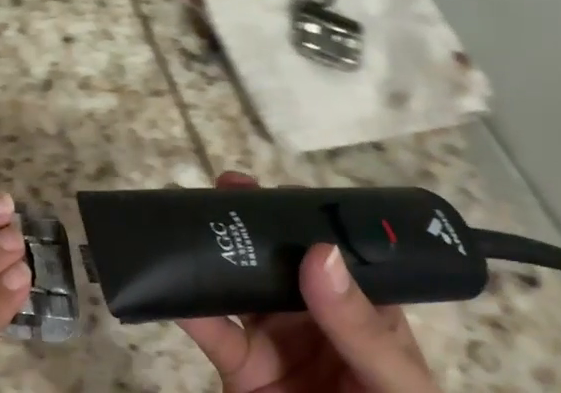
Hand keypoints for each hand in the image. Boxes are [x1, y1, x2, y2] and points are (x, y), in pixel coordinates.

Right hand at [177, 173, 442, 392]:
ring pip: (236, 286)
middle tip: (219, 189)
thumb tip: (317, 252)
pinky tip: (164, 282)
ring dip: (209, 253)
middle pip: (277, 261)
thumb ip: (361, 327)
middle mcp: (314, 319)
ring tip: (182, 220)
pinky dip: (180, 304)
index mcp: (364, 315)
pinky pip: (208, 328)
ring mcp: (274, 342)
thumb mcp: (396, 386)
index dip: (303, 217)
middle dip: (249, 223)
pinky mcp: (239, 368)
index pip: (334, 255)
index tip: (270, 189)